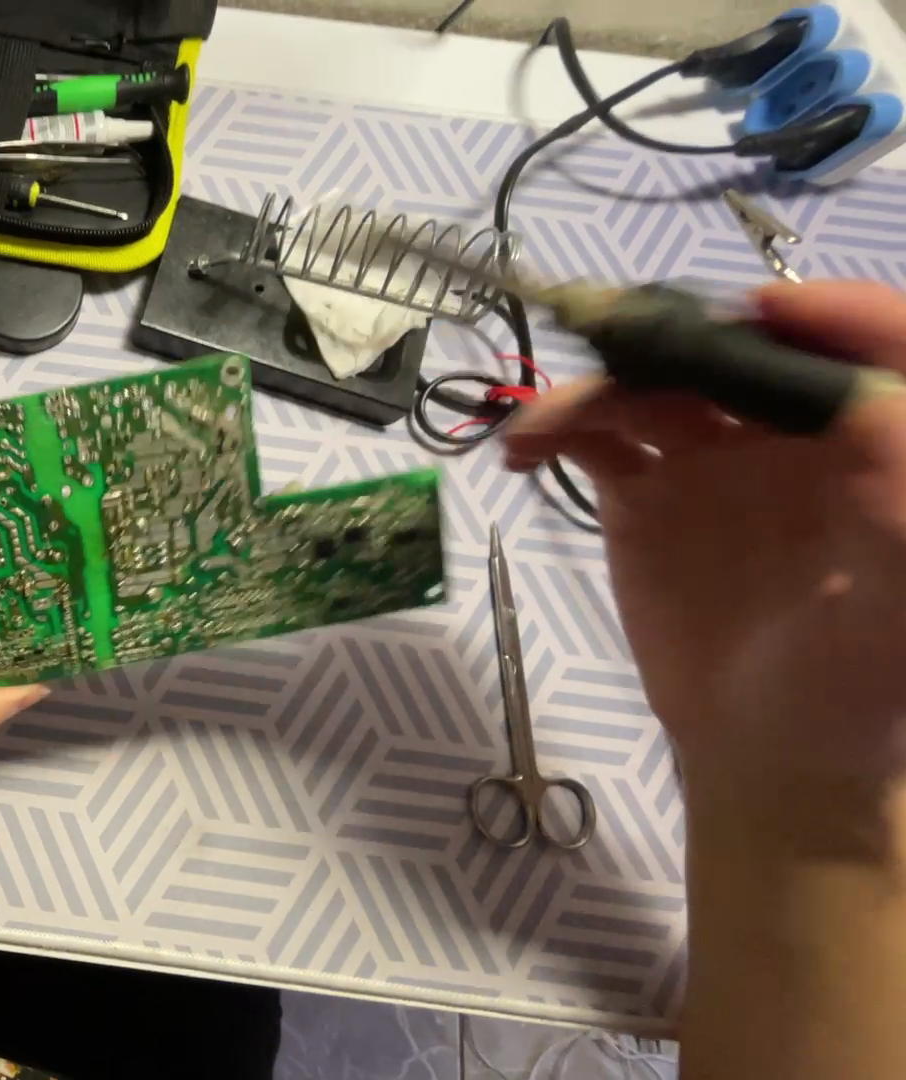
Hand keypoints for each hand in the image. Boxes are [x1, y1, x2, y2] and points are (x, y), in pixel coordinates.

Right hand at [502, 282, 905, 798]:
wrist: (754, 740)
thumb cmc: (851, 685)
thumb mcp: (897, 604)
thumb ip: (894, 498)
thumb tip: (863, 398)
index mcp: (872, 451)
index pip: (865, 352)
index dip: (824, 316)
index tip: (754, 313)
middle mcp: (790, 442)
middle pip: (728, 362)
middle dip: (664, 351)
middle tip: (600, 365)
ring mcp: (709, 465)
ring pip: (646, 397)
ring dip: (585, 398)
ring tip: (528, 433)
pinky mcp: (641, 495)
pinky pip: (595, 443)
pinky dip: (552, 435)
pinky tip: (520, 453)